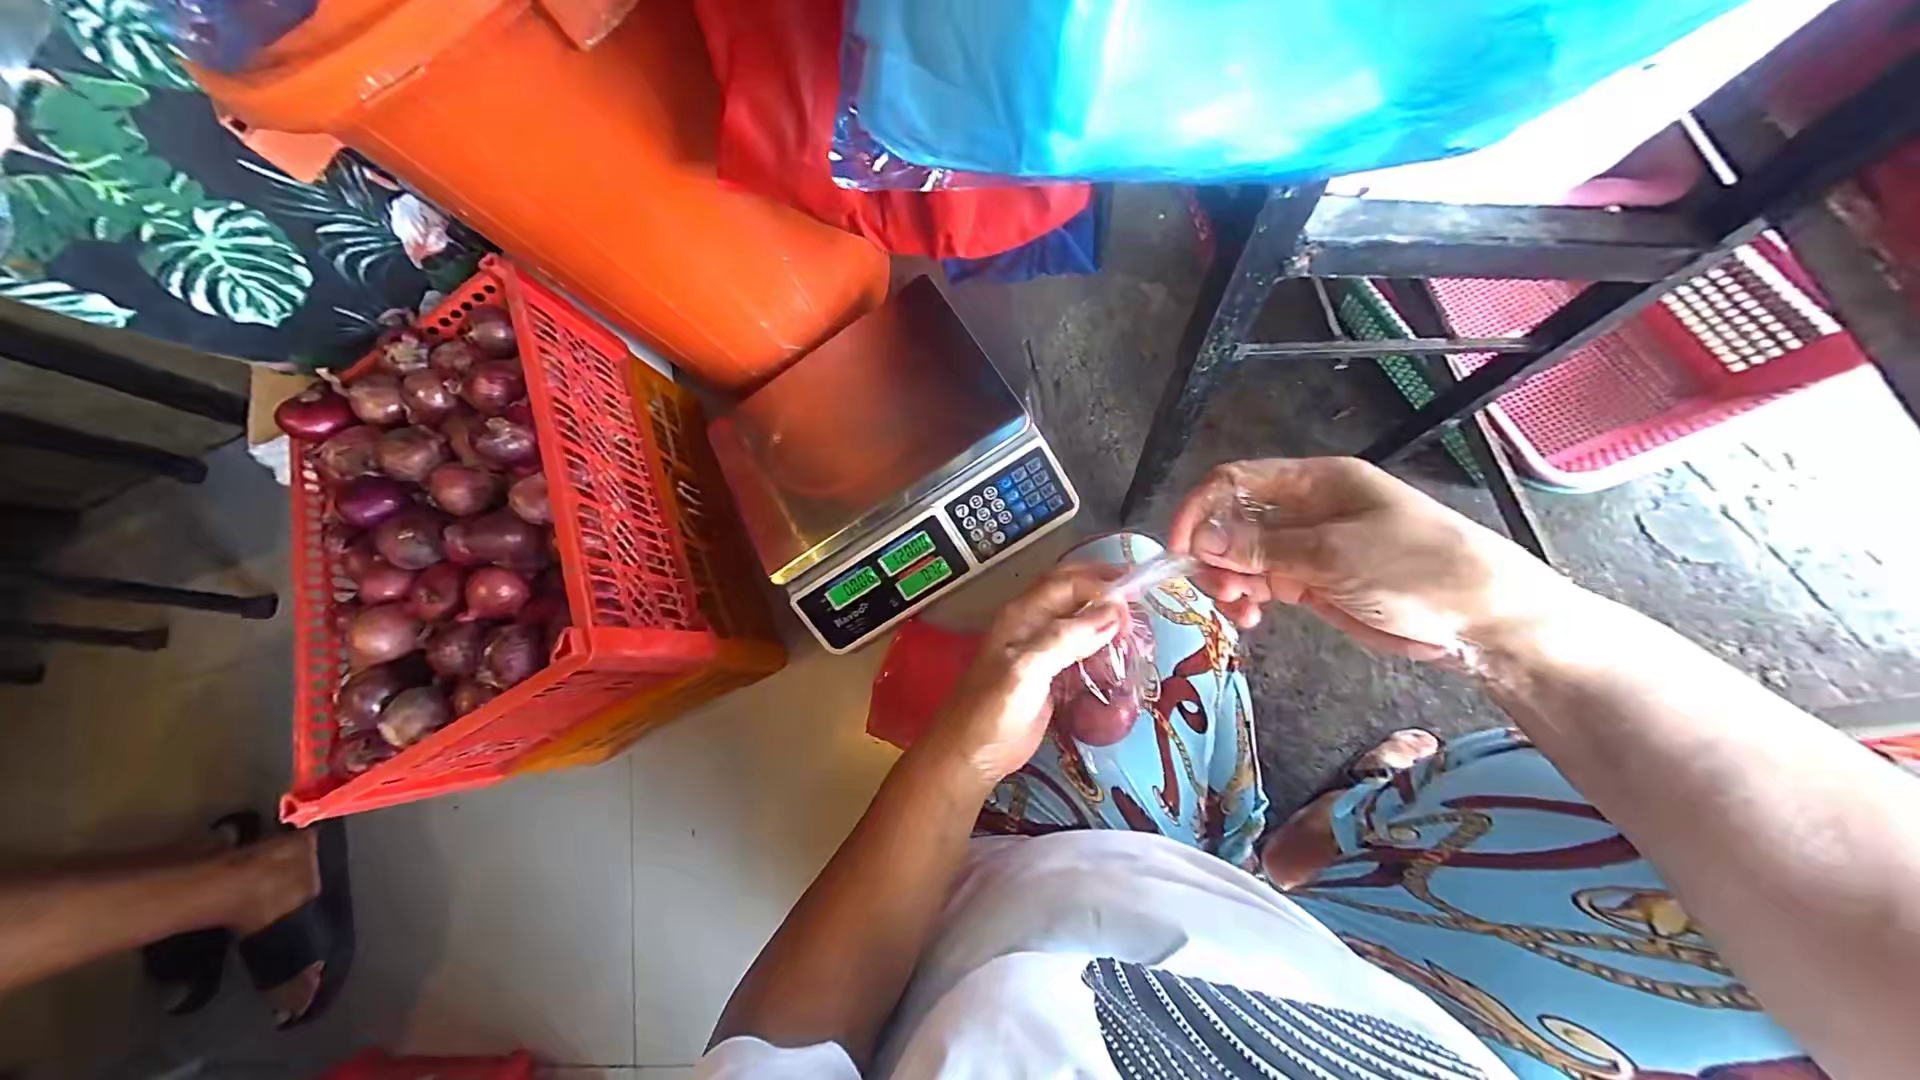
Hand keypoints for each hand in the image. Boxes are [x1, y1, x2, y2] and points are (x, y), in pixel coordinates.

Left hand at [915, 565, 1126, 786]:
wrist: (969, 756)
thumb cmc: (992, 711)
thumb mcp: (1027, 669)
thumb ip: (1066, 638)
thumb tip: (1114, 611)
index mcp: (1022, 614)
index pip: (1067, 583)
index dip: (1101, 585)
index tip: (1135, 600)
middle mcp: (1031, 625)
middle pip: (1073, 596)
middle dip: (1107, 594)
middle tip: (1142, 604)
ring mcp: (1040, 651)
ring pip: (1078, 623)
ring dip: (1106, 623)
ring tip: (1137, 633)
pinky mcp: (1048, 676)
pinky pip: (1080, 652)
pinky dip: (1101, 651)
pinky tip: (1120, 661)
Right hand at [1167, 457, 1576, 663]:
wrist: (1486, 622)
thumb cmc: (1418, 570)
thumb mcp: (1335, 555)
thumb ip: (1263, 547)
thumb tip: (1200, 539)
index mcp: (1313, 482)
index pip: (1234, 482)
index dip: (1200, 510)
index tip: (1180, 550)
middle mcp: (1303, 509)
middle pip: (1231, 520)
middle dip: (1214, 553)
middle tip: (1217, 589)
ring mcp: (1306, 546)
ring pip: (1241, 556)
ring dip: (1228, 580)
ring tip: (1238, 609)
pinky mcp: (1311, 580)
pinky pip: (1260, 582)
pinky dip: (1246, 598)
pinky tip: (1250, 617)